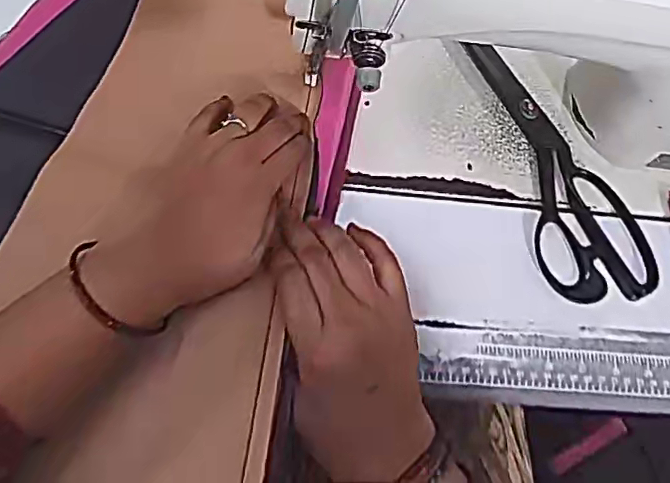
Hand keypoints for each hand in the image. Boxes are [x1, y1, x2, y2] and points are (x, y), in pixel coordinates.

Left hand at [82, 94, 308, 326]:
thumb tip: (283, 193)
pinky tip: (230, 110)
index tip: (306, 148)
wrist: (158, 262)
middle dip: (294, 122)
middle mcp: (240, 156)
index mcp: (260, 182)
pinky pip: (211, 111)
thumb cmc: (205, 263)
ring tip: (270, 113)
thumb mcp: (257, 252)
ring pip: (251, 108)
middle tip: (297, 128)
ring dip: (266, 108)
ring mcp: (214, 145)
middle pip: (280, 123)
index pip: (296, 148)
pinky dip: (223, 106)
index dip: (306, 146)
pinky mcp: (190, 143)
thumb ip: (276, 215)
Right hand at [272, 220, 433, 481]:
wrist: (390, 451)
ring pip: (347, 252)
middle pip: (316, 260)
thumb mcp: (297, 390)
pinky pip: (386, 260)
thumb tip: (284, 287)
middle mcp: (350, 323)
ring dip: (326, 231)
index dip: (276, 254)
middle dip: (295, 233)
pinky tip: (354, 231)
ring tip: (311, 221)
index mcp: (318, 349)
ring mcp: (379, 312)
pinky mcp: (401, 309)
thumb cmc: (342, 431)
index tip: (269, 243)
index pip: (290, 280)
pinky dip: (369, 240)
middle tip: (284, 219)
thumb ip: (290, 337)